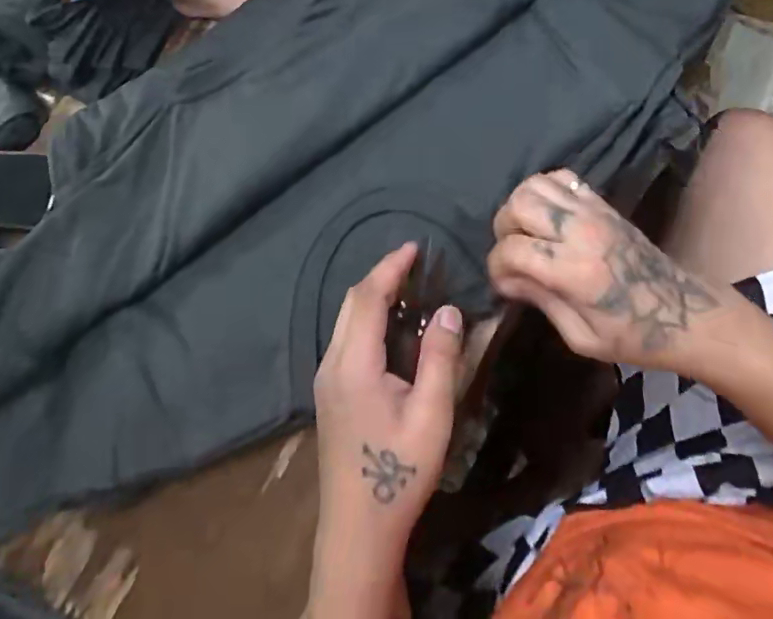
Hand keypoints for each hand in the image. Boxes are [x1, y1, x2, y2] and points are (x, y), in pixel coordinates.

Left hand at [311, 243, 463, 615]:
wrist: (358, 526)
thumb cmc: (398, 470)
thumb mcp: (431, 415)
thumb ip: (439, 358)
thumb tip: (448, 310)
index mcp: (353, 362)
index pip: (368, 297)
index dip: (390, 267)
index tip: (414, 247)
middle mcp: (331, 361)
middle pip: (351, 302)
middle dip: (380, 277)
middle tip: (414, 265)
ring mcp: (325, 377)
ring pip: (345, 320)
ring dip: (372, 298)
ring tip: (407, 291)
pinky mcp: (328, 391)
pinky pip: (346, 338)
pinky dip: (367, 320)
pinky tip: (392, 331)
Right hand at [488, 169, 724, 370]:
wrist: (689, 316)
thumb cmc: (634, 336)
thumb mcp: (581, 338)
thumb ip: (540, 301)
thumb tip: (507, 279)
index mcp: (573, 272)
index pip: (511, 250)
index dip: (497, 268)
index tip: (504, 285)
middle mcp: (580, 233)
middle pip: (517, 206)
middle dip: (503, 230)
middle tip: (513, 253)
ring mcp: (592, 213)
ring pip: (533, 185)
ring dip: (519, 206)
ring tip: (527, 232)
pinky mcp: (602, 204)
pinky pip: (560, 177)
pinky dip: (545, 190)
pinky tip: (549, 215)